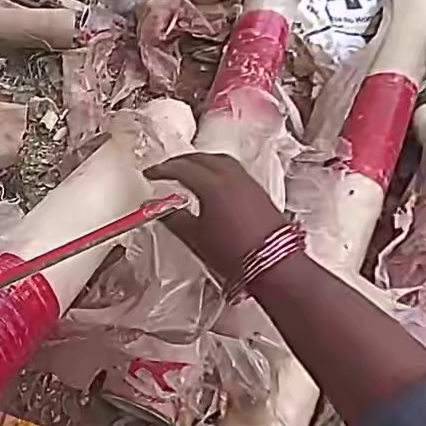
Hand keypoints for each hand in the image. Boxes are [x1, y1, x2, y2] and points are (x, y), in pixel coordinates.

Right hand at [144, 153, 287, 282]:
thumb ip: (172, 217)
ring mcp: (247, 182)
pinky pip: (231, 168)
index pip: (181, 168)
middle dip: (179, 162)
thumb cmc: (236, 255)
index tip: (150, 173)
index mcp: (213, 185)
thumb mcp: (194, 237)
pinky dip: (214, 168)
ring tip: (186, 170)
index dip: (161, 170)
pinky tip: (209, 181)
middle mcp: (232, 177)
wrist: (274, 266)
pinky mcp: (256, 190)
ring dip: (199, 161)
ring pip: (218, 160)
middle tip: (164, 169)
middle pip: (200, 158)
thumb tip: (156, 208)